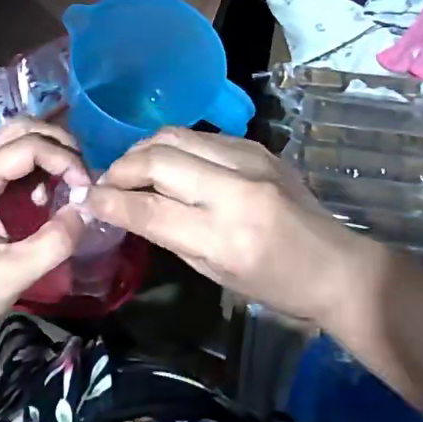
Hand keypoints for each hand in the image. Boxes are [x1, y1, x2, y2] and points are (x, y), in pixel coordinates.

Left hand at [0, 120, 89, 355]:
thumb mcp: (14, 273)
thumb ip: (55, 240)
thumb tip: (88, 209)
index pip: (28, 145)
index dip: (64, 159)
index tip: (87, 189)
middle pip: (19, 130)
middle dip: (57, 143)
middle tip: (83, 174)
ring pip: (14, 144)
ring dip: (46, 154)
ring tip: (69, 186)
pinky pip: (9, 165)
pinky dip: (34, 170)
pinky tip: (44, 199)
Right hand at [84, 128, 365, 321]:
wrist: (337, 265)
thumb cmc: (274, 285)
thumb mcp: (214, 272)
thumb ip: (167, 233)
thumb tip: (122, 207)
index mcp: (227, 237)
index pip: (151, 210)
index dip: (110, 201)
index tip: (86, 197)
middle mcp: (237, 189)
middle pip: (158, 160)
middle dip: (121, 167)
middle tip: (106, 182)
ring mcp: (250, 160)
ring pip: (174, 136)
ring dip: (142, 150)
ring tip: (131, 168)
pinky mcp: (256, 145)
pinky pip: (198, 136)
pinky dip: (172, 147)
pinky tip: (168, 163)